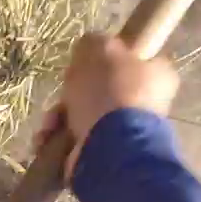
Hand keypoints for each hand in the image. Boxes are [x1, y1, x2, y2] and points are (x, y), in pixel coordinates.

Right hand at [36, 34, 180, 176]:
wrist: (110, 150)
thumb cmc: (110, 93)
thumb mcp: (100, 51)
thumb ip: (92, 43)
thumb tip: (86, 47)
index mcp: (155, 75)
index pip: (129, 61)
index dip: (101, 63)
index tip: (80, 68)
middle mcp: (144, 106)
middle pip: (98, 93)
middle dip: (69, 99)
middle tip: (60, 100)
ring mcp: (123, 135)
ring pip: (81, 120)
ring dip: (57, 122)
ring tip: (48, 128)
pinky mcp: (103, 158)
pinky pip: (73, 145)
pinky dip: (55, 144)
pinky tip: (45, 142)